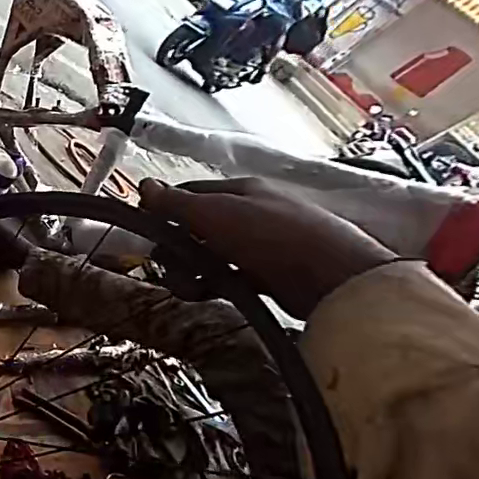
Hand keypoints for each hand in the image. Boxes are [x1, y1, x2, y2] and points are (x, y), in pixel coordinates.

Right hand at [140, 177, 395, 317]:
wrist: (336, 281)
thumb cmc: (271, 237)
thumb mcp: (214, 214)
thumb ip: (175, 202)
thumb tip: (142, 185)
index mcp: (240, 191)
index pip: (188, 193)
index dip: (163, 210)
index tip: (145, 230)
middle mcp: (250, 214)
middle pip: (194, 228)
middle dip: (175, 248)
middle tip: (168, 264)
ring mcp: (260, 246)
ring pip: (207, 255)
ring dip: (189, 271)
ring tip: (188, 286)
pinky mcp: (268, 276)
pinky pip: (226, 277)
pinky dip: (211, 285)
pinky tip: (206, 294)